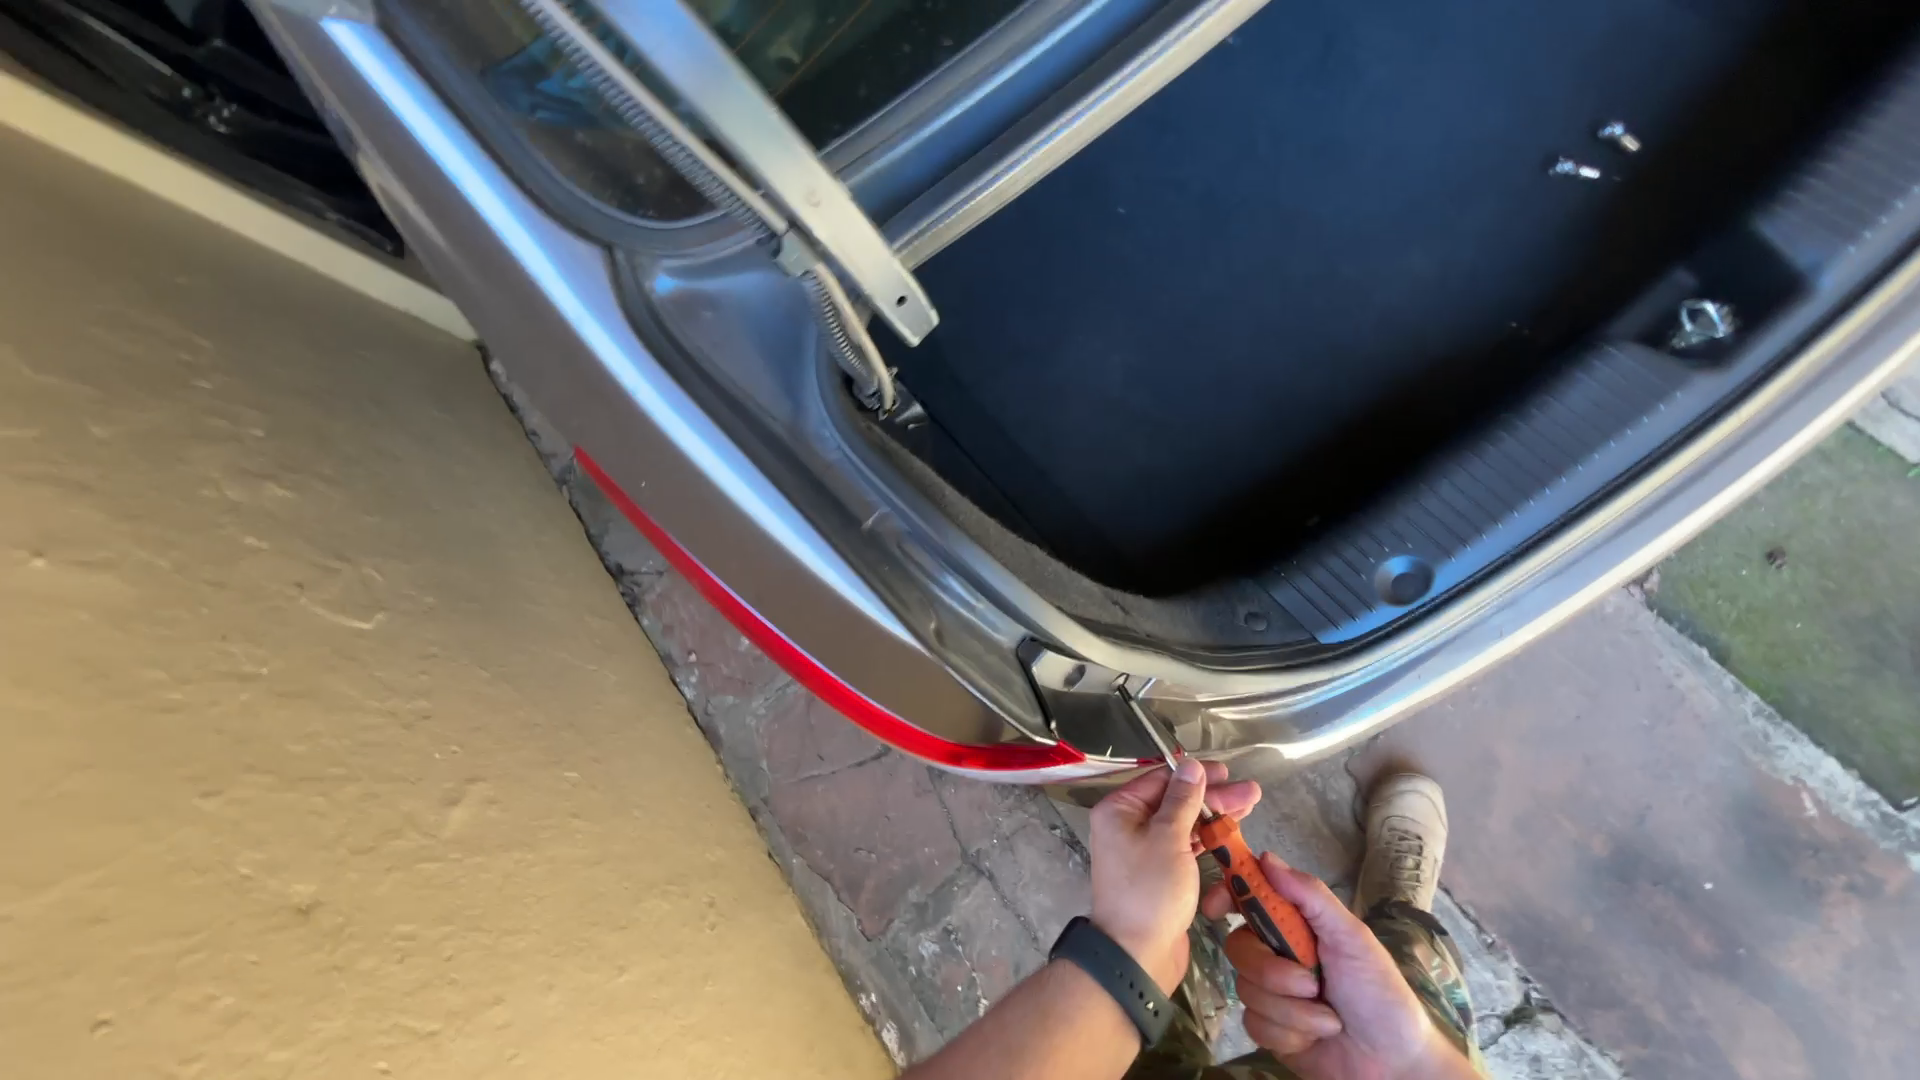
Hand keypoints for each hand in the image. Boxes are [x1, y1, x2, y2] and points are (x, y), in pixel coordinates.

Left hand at [1086, 760, 1260, 992]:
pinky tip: (1230, 834)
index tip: (1228, 772)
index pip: (1161, 780)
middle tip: (1251, 793)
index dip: (1195, 775)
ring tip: (1249, 807)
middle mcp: (1128, 825)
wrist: (1136, 954)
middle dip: (1213, 797)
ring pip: (1183, 824)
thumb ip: (1183, 801)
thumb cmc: (1150, 890)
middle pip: (1175, 801)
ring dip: (1214, 817)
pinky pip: (1184, 847)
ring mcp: (1144, 850)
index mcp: (1119, 809)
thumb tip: (1190, 765)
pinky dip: (1206, 840)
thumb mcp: (1168, 838)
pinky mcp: (1160, 873)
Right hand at [1202, 853, 1464, 1079]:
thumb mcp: (1352, 936)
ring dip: (1291, 1008)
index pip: (1244, 898)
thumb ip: (1311, 895)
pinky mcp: (1269, 1029)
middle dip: (1272, 971)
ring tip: (1327, 1017)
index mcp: (1290, 925)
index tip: (1217, 908)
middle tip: (1310, 983)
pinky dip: (1289, 1032)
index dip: (1224, 895)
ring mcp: (1269, 992)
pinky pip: (1254, 1023)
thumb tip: (1266, 857)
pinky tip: (1315, 1037)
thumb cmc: (1379, 991)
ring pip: (1246, 989)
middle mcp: (1273, 953)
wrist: (1395, 1062)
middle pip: (1237, 947)